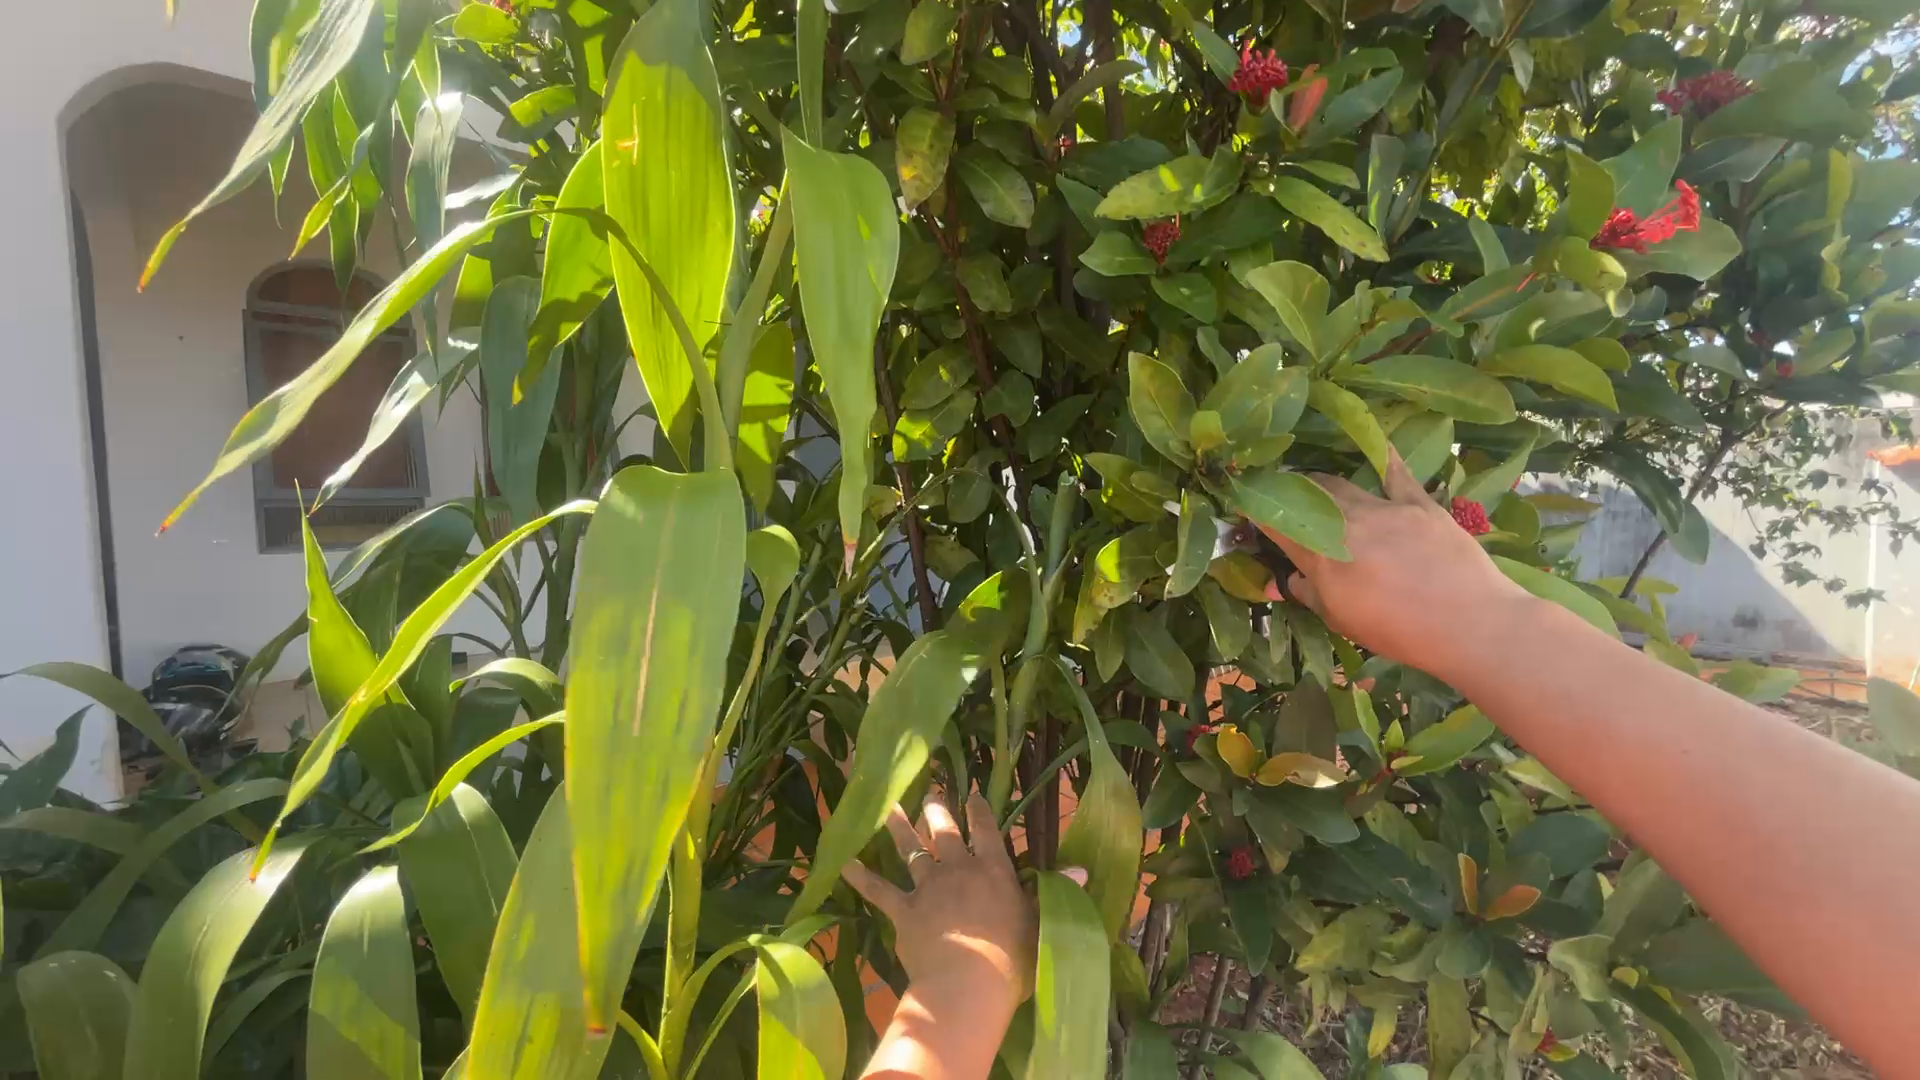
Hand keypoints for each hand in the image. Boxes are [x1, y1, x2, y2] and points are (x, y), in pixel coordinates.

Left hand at [841, 793, 1035, 1010]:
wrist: (968, 985)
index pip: (986, 829)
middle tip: (931, 794)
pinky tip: (844, 862)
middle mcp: (959, 868)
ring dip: (899, 825)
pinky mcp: (905, 910)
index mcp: (994, 869)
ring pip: (911, 848)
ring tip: (889, 805)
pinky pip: (879, 890)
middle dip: (937, 809)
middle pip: (945, 830)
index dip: (979, 809)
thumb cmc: (1013, 959)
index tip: (972, 793)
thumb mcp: (1039, 922)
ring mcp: (928, 887)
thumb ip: (1050, 890)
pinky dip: (862, 877)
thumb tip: (1081, 868)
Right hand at [1260, 451, 1532, 679]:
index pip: (1274, 522)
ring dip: (1319, 481)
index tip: (1240, 503)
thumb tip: (1288, 580)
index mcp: (1320, 554)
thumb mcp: (1340, 620)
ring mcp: (1383, 508)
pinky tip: (1376, 444)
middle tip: (1276, 494)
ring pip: (1339, 483)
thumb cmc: (1398, 630)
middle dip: (1284, 490)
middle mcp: (1345, 522)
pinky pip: (1396, 474)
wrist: (1471, 625)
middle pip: (1304, 493)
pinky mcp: (1419, 504)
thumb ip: (1308, 594)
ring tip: (1310, 482)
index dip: (1253, 509)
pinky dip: (1383, 458)